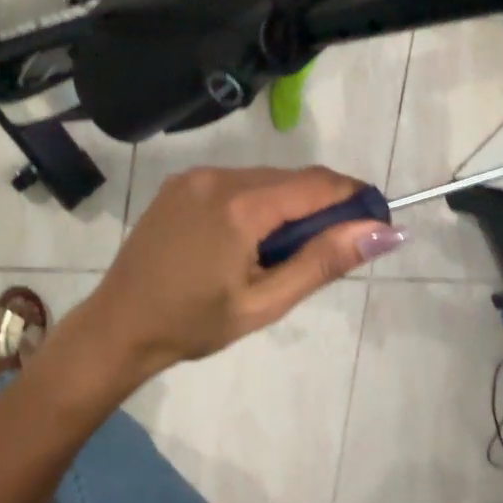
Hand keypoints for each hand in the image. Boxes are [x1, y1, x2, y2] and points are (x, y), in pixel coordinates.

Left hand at [80, 166, 404, 380]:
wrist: (119, 326)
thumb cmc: (193, 324)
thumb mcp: (265, 302)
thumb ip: (323, 262)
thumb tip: (383, 231)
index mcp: (240, 205)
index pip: (318, 184)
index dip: (354, 199)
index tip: (375, 224)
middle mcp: (217, 177)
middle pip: (291, 179)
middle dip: (320, 207)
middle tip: (326, 253)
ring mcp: (193, 178)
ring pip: (262, 179)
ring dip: (285, 206)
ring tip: (278, 256)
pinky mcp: (177, 186)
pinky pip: (233, 184)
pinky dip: (253, 204)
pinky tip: (245, 243)